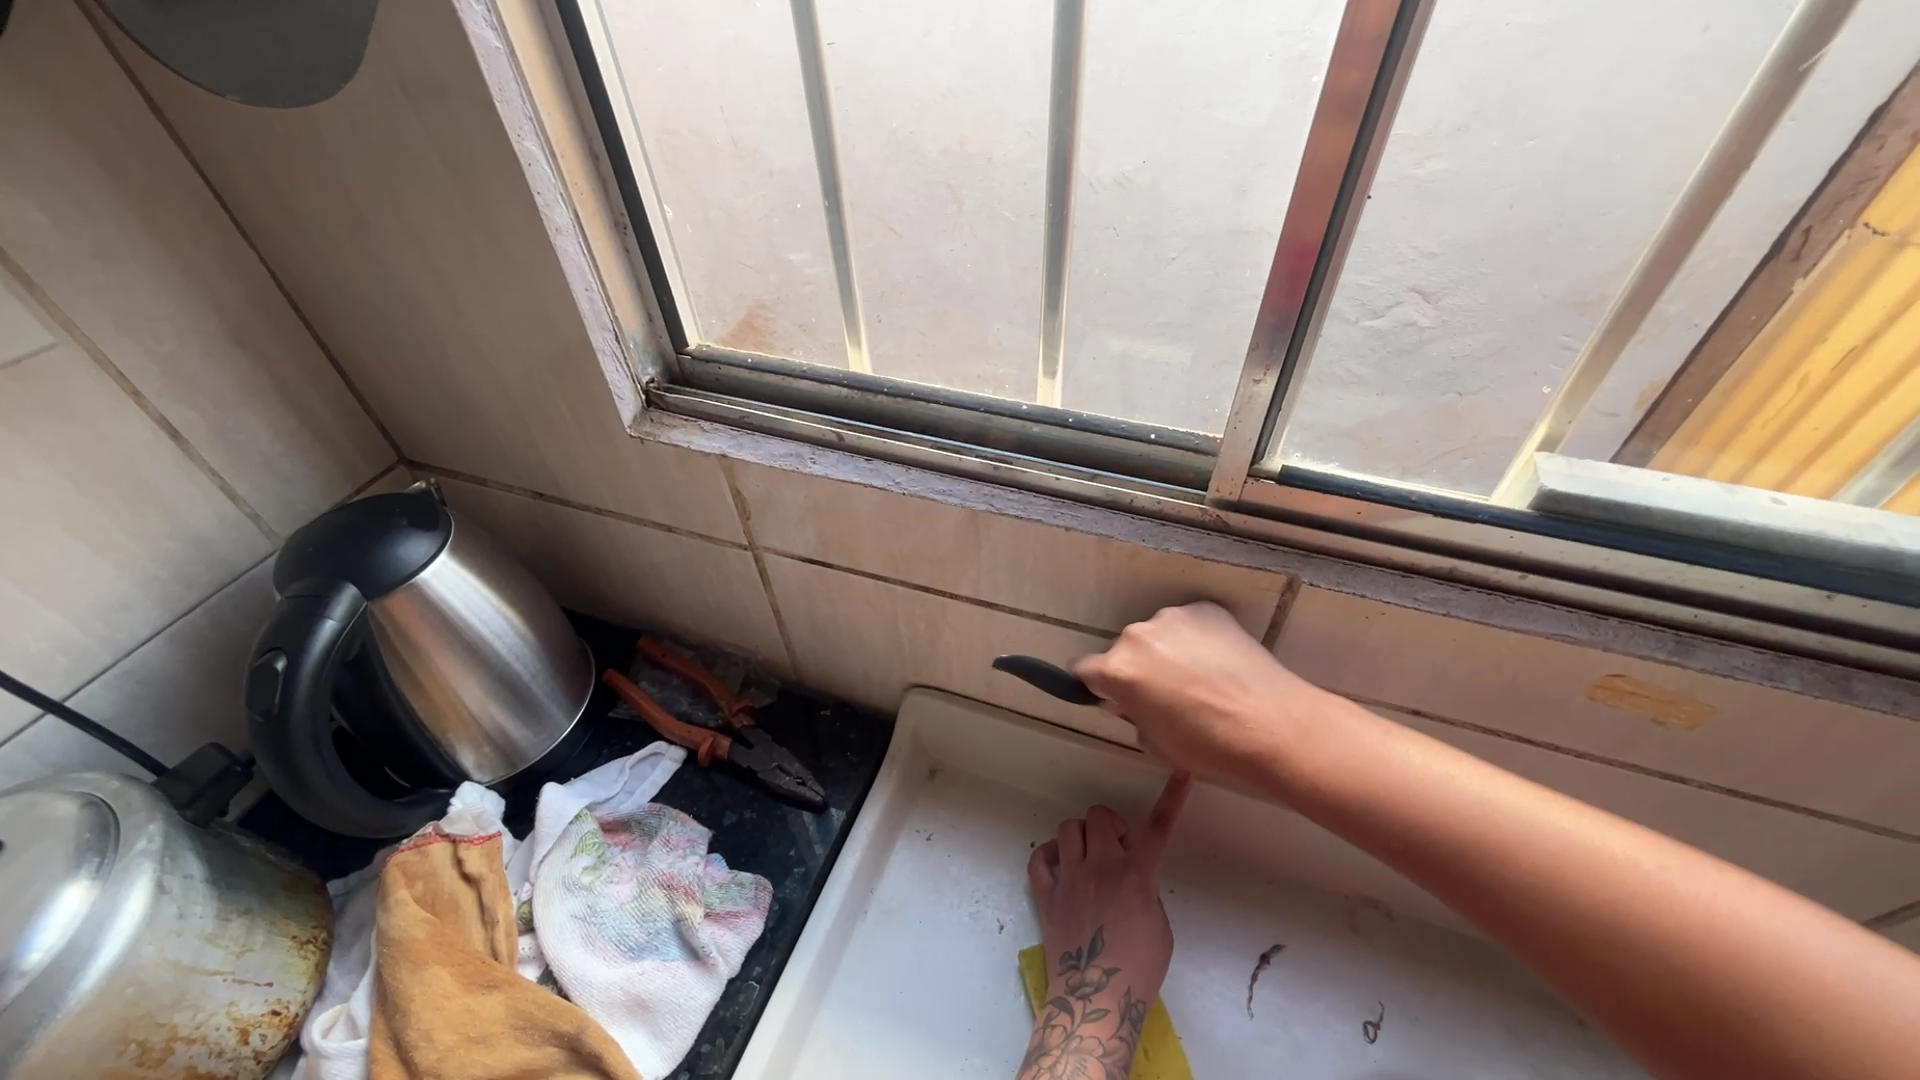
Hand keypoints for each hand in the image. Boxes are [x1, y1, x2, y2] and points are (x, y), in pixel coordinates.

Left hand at [1020, 773, 1190, 1079]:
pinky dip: (1049, 855)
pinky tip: (1059, 866)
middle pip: (1099, 817)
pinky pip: (1039, 858)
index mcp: (1136, 876)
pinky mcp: (1045, 894)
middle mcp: (1101, 868)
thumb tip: (1132, 878)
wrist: (1097, 998)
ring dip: (1081, 836)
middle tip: (1117, 847)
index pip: (1158, 829)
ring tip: (1088, 857)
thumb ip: (1147, 892)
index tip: (1182, 773)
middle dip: (1110, 824)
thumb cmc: (1140, 968)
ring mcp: (1069, 878)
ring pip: (1068, 829)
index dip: (1172, 799)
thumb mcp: (1160, 927)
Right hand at [1071, 601, 1336, 787]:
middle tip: (1167, 697)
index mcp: (1118, 671)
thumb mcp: (1155, 743)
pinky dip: (1197, 640)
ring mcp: (1174, 618)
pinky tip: (1221, 664)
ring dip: (1167, 652)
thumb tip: (1134, 702)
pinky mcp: (1208, 610)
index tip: (1115, 699)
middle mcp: (1138, 637)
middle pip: (1125, 651)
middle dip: (1138, 669)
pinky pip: (1190, 625)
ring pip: (1158, 636)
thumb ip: (1133, 715)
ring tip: (1201, 680)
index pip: (1083, 669)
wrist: (1275, 727)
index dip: (1097, 686)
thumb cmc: (1210, 747)